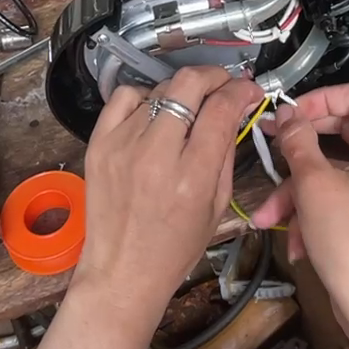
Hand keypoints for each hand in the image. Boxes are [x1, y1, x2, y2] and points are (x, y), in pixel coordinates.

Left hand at [73, 66, 264, 320]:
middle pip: (189, 83)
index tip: (249, 91)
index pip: (221, 108)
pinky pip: (124, 96)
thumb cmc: (175, 247)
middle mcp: (155, 154)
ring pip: (160, 88)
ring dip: (181, 93)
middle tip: (223, 86)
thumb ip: (226, 151)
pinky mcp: (99, 143)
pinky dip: (144, 97)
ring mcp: (122, 144)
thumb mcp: (216, 204)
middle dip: (214, 76)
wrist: (122, 272)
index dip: (241, 90)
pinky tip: (153, 114)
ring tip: (187, 110)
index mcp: (192, 176)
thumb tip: (235, 108)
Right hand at [250, 81, 348, 341]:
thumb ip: (297, 141)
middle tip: (269, 145)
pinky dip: (314, 211)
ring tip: (269, 216)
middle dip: (299, 148)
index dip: (319, 97)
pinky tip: (294, 241)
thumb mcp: (314, 184)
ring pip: (334, 169)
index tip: (288, 114)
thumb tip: (286, 114)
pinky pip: (340, 195)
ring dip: (298, 190)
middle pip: (342, 131)